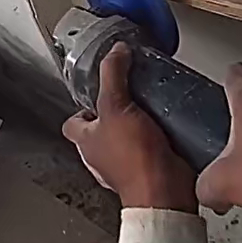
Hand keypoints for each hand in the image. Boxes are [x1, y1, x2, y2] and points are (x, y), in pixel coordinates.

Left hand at [62, 44, 197, 211]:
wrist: (166, 191)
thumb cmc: (134, 160)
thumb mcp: (116, 106)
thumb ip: (113, 75)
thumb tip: (116, 51)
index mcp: (87, 142)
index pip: (72, 123)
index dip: (81, 107)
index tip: (97, 90)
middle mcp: (103, 154)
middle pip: (101, 128)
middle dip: (115, 110)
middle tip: (129, 91)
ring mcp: (127, 162)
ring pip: (127, 135)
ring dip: (138, 121)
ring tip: (151, 101)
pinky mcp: (151, 165)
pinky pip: (150, 144)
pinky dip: (158, 133)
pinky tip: (169, 120)